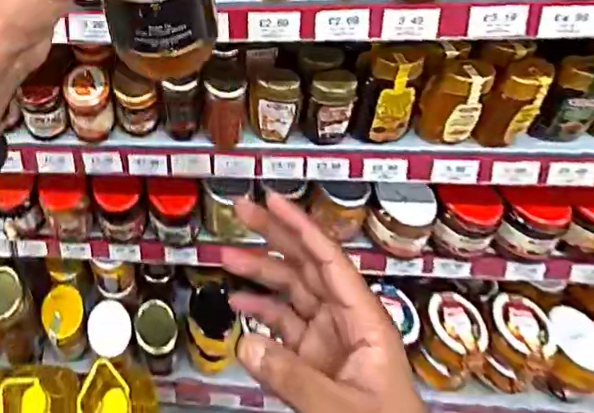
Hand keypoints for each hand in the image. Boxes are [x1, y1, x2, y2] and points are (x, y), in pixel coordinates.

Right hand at [219, 194, 421, 412]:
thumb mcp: (345, 412)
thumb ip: (294, 379)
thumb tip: (245, 344)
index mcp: (366, 322)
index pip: (329, 260)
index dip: (299, 226)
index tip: (272, 201)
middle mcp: (347, 324)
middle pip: (306, 267)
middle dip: (274, 236)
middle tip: (243, 211)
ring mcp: (330, 344)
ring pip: (291, 292)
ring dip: (259, 273)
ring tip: (227, 257)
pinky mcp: (316, 366)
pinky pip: (283, 327)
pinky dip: (260, 313)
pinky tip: (238, 304)